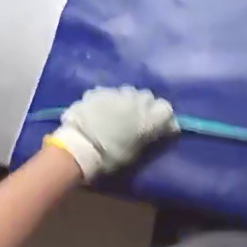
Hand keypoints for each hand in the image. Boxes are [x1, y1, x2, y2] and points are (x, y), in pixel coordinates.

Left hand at [47, 86, 178, 178]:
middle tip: (139, 120)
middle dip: (146, 107)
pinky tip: (103, 111)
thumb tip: (160, 129)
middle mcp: (134, 98)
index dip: (163, 118)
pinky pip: (110, 93)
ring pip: (128, 93)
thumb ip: (150, 135)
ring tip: (119, 114)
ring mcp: (115, 91)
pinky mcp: (98, 91)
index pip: (166, 109)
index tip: (160, 127)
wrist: (80, 145)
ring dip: (127, 102)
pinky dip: (110, 101)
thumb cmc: (111, 155)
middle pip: (147, 97)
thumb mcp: (136, 150)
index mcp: (147, 115)